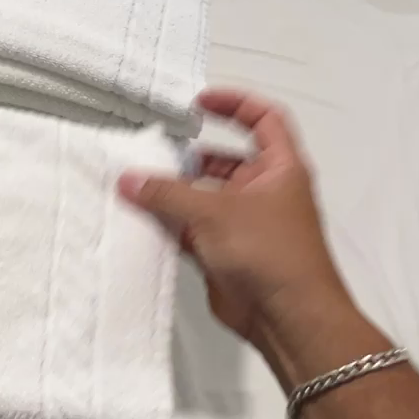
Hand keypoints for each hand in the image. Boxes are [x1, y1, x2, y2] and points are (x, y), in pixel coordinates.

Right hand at [119, 89, 369, 382]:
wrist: (286, 315)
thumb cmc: (274, 256)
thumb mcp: (216, 212)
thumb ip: (168, 194)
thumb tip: (131, 180)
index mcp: (280, 168)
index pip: (262, 120)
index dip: (234, 104)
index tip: (200, 102)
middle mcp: (263, 193)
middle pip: (222, 162)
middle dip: (188, 158)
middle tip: (155, 154)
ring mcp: (242, 225)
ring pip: (202, 199)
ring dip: (174, 196)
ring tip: (139, 188)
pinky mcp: (224, 254)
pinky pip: (190, 232)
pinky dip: (169, 227)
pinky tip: (144, 223)